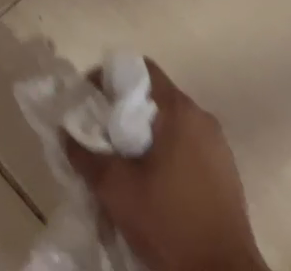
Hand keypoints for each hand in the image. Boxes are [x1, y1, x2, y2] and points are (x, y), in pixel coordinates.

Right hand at [64, 59, 267, 270]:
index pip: (140, 69)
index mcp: (179, 111)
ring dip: (142, 136)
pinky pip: (186, 147)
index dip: (108, 79)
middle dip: (121, 113)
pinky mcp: (224, 171)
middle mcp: (202, 118)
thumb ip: (86, 155)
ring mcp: (217, 145)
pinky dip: (163, 154)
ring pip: (170, 125)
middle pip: (154, 97)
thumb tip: (66, 132)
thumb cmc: (168, 221)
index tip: (87, 103)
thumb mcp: (116, 189)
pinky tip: (148, 184)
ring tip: (118, 164)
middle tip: (96, 137)